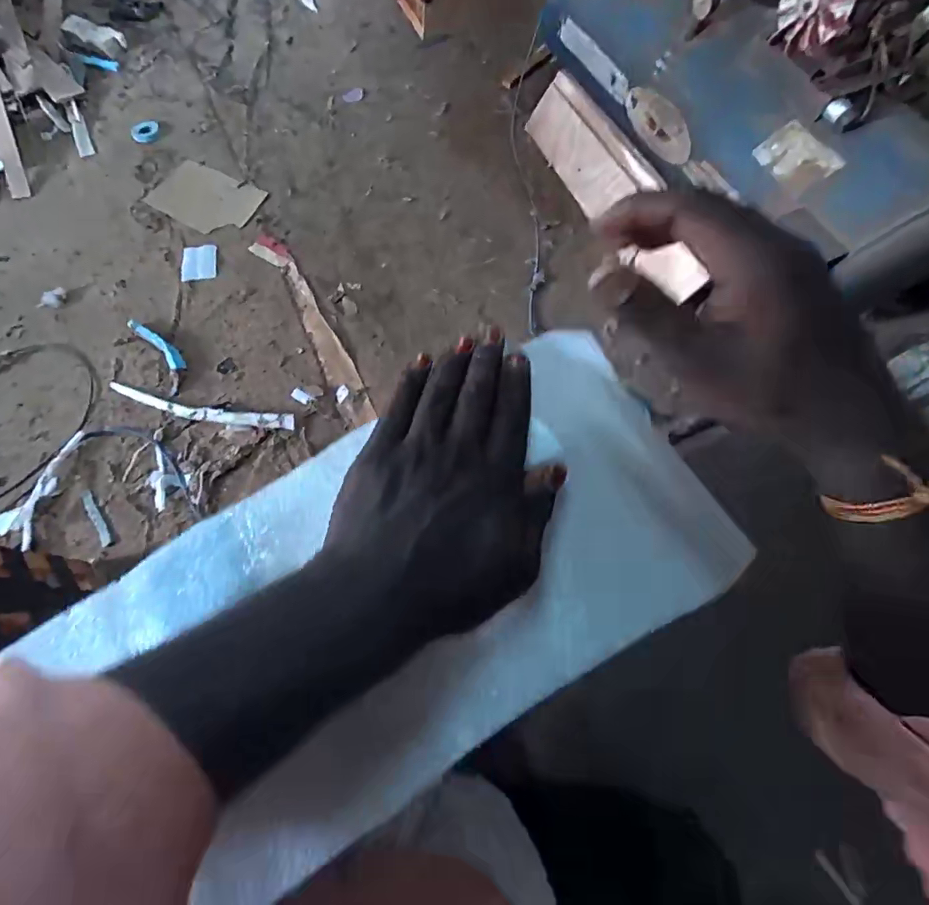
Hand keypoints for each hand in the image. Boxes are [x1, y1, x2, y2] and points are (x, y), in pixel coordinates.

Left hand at [320, 332, 565, 640]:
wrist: (374, 594)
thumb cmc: (449, 589)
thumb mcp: (514, 566)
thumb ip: (535, 515)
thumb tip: (554, 470)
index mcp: (494, 478)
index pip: (511, 419)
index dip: (516, 385)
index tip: (518, 359)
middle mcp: (459, 452)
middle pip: (478, 397)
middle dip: (488, 362)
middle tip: (494, 335)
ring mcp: (416, 448)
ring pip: (440, 393)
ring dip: (454, 364)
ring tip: (465, 342)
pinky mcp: (379, 452)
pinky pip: (400, 406)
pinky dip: (412, 381)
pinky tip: (421, 363)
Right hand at [591, 190, 928, 491]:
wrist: (851, 423)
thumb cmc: (769, 392)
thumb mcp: (695, 359)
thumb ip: (646, 311)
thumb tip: (600, 274)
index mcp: (752, 254)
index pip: (685, 207)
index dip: (636, 211)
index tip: (597, 231)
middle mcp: (777, 242)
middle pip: (707, 207)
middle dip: (653, 216)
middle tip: (612, 240)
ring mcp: (795, 257)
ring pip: (727, 222)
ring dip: (679, 230)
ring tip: (641, 251)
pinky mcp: (801, 276)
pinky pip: (744, 242)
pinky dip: (704, 246)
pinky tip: (690, 278)